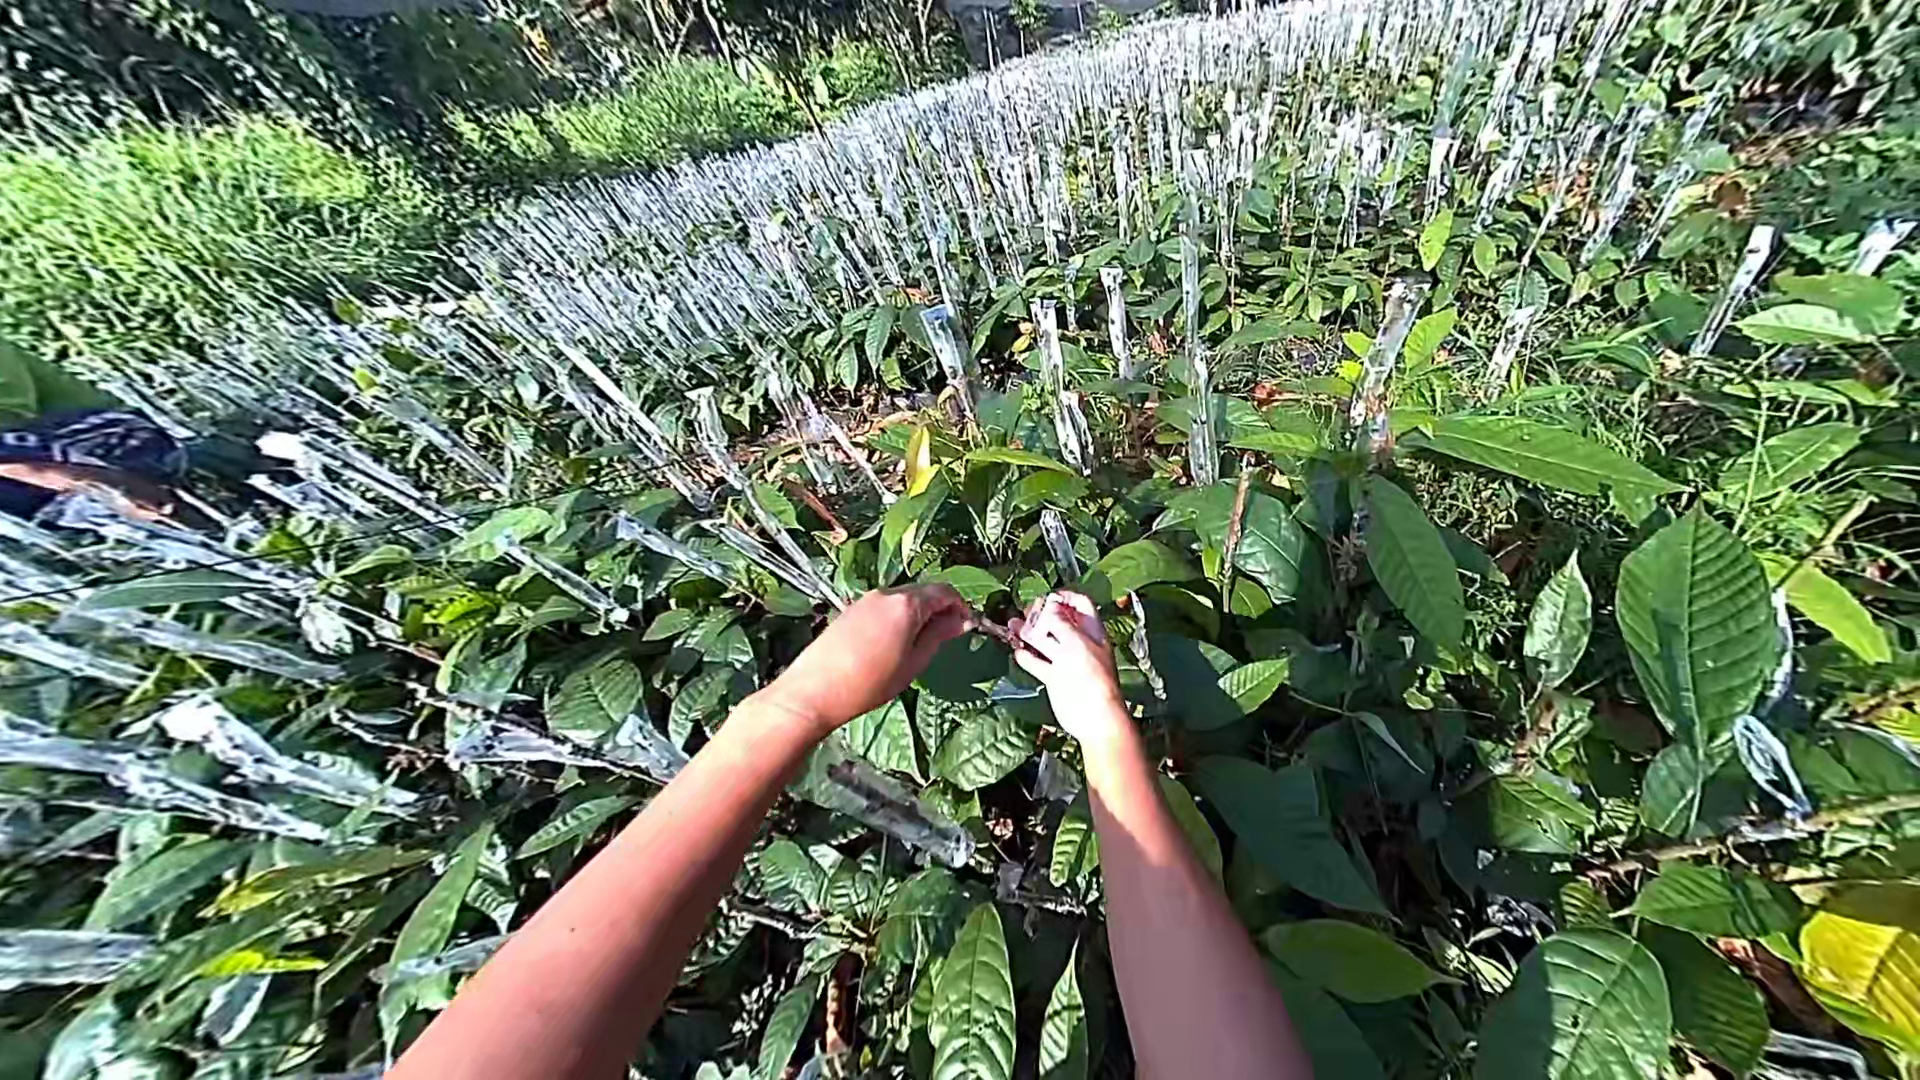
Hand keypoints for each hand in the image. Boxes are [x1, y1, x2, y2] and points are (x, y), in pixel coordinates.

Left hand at [757, 584, 969, 734]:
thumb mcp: (913, 663)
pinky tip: (895, 643)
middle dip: (940, 609)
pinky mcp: (850, 610)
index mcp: (906, 603)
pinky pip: (884, 607)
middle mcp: (886, 593)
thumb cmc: (869, 683)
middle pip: (923, 592)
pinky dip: (899, 617)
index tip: (968, 625)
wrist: (813, 691)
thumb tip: (962, 620)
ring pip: (903, 599)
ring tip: (921, 644)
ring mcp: (865, 600)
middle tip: (948, 636)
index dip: (960, 605)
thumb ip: (939, 636)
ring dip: (919, 613)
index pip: (944, 591)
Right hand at [1011, 591, 1129, 746]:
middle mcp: (1078, 642)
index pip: (1080, 605)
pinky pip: (1038, 663)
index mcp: (1091, 630)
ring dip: (1028, 633)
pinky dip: (1027, 657)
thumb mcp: (1077, 642)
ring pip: (1044, 641)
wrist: (1094, 715)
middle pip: (1058, 621)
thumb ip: (1060, 623)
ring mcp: (1065, 660)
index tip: (1048, 597)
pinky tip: (1017, 652)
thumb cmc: (1092, 675)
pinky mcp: (1054, 677)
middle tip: (1027, 612)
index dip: (1066, 597)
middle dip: (1041, 614)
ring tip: (1012, 626)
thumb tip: (1048, 606)